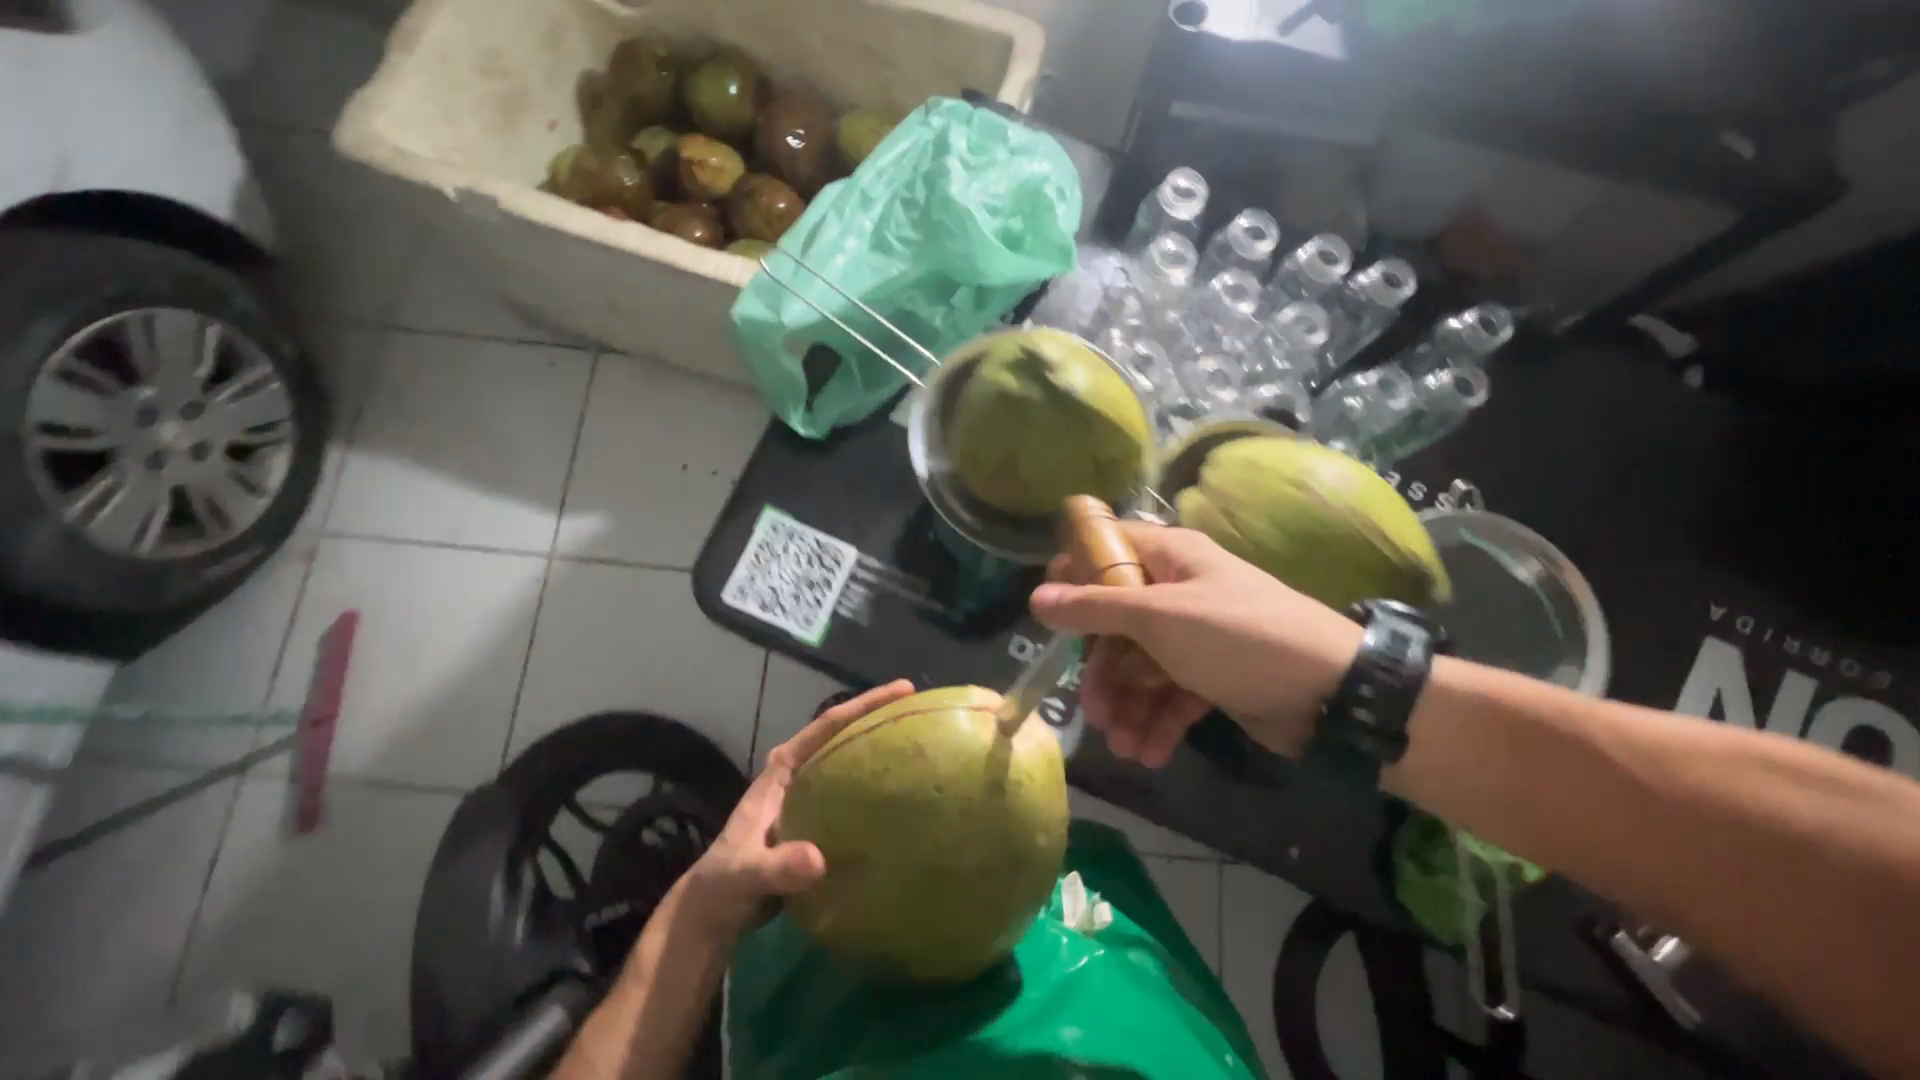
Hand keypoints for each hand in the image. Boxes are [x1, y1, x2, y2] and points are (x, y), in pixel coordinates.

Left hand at [678, 679, 915, 940]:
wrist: (712, 915)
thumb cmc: (723, 886)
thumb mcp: (745, 874)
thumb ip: (777, 867)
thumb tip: (818, 860)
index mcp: (781, 773)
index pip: (826, 728)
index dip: (863, 705)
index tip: (902, 689)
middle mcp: (798, 777)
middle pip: (843, 736)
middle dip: (878, 718)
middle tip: (922, 709)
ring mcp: (809, 799)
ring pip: (850, 765)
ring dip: (880, 751)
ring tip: (922, 742)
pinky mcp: (818, 825)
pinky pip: (854, 797)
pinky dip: (878, 791)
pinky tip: (907, 798)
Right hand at [1031, 523, 1361, 766]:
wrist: (1331, 692)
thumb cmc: (1239, 638)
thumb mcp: (1160, 618)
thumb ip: (1095, 607)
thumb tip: (1037, 596)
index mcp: (1171, 558)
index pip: (1108, 550)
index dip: (1073, 576)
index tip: (1048, 616)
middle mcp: (1180, 592)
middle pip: (1117, 623)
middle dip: (1103, 671)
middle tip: (1093, 710)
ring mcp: (1196, 637)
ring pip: (1141, 667)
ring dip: (1128, 706)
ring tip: (1123, 744)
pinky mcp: (1212, 678)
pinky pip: (1170, 695)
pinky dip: (1157, 723)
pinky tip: (1149, 754)